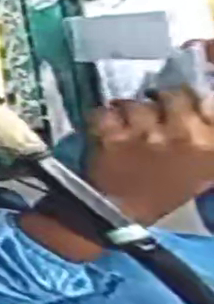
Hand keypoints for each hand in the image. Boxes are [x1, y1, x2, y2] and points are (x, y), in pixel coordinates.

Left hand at [22, 90, 213, 260]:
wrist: (125, 207)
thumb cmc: (169, 187)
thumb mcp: (208, 164)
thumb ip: (208, 134)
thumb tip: (206, 101)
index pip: (210, 101)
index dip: (192, 97)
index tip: (183, 99)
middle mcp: (187, 134)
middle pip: (172, 96)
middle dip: (158, 98)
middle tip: (150, 106)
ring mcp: (146, 134)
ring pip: (133, 103)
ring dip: (126, 108)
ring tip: (126, 120)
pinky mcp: (110, 136)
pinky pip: (102, 112)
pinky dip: (100, 116)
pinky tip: (104, 126)